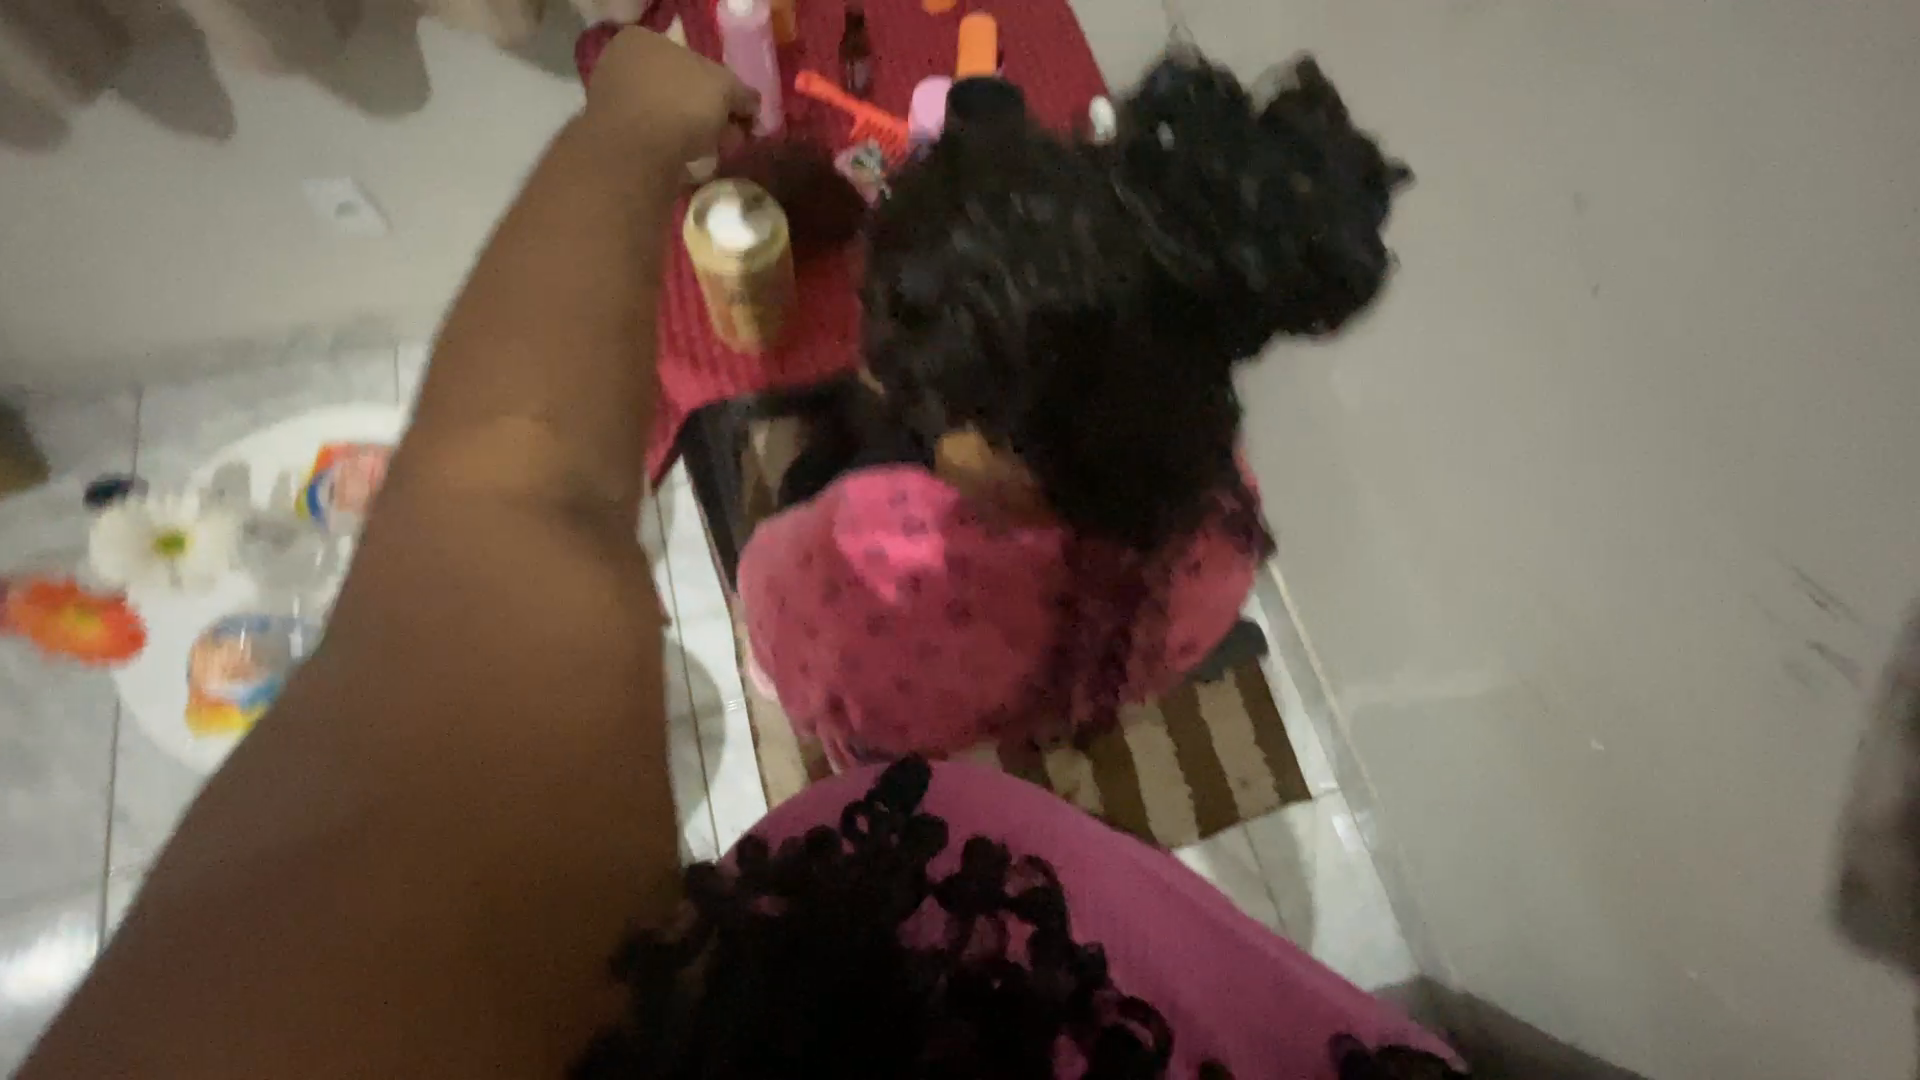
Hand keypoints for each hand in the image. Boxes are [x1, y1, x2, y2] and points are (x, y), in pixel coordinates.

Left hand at [583, 28, 758, 161]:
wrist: (638, 150)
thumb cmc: (682, 104)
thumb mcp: (725, 89)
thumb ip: (743, 93)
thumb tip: (754, 103)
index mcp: (646, 39)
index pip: (694, 61)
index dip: (721, 88)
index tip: (739, 114)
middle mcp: (625, 63)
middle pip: (682, 90)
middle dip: (710, 114)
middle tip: (732, 137)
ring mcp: (617, 100)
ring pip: (670, 116)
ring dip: (695, 134)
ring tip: (715, 154)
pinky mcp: (617, 136)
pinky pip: (657, 139)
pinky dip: (676, 148)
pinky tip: (690, 162)